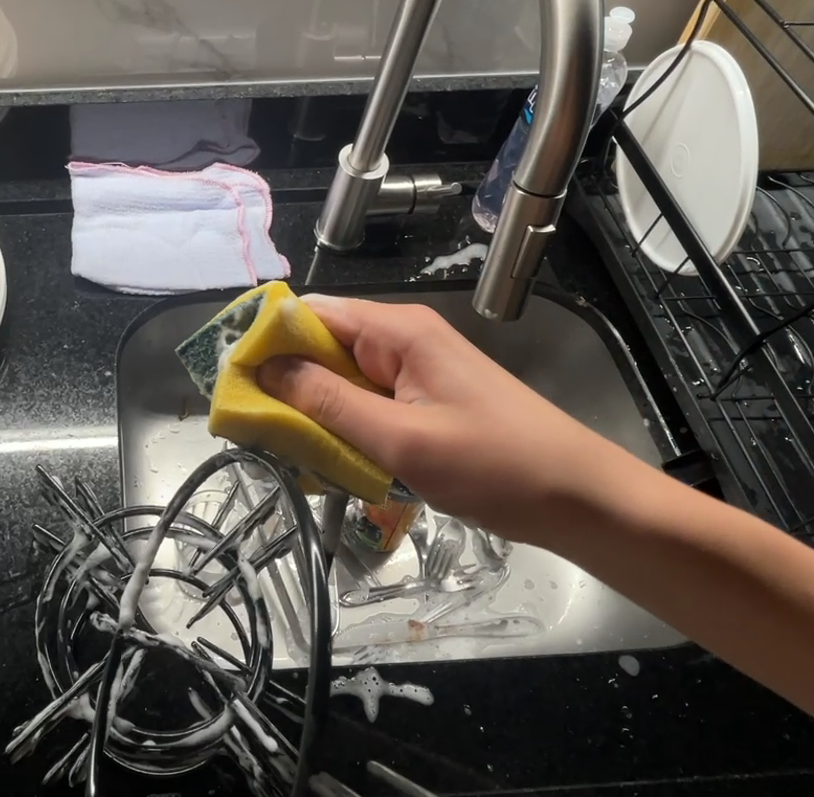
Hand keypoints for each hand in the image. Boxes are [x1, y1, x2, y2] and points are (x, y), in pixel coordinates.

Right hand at [256, 294, 644, 544]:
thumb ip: (328, 403)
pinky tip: (330, 456)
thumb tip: (265, 367)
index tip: (232, 379)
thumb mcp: (401, 440)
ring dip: (313, 409)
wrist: (581, 499)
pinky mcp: (422, 398)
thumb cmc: (497, 466)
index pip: (311, 314)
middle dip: (286, 381)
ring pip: (340, 377)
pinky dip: (342, 424)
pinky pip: (365, 401)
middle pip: (322, 345)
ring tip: (286, 446)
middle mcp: (401, 340)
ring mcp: (414, 370)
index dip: (267, 341)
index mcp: (397, 332)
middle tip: (255, 424)